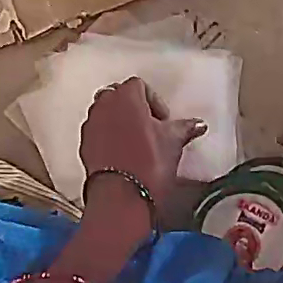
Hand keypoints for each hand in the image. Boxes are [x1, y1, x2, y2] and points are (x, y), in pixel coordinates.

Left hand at [79, 78, 204, 225]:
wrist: (122, 197)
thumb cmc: (149, 163)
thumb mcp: (173, 141)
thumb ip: (185, 127)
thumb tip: (198, 124)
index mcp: (126, 97)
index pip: (138, 85)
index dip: (154, 101)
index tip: (163, 120)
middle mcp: (103, 106)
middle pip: (118, 95)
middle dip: (133, 108)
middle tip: (150, 127)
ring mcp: (90, 125)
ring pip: (105, 113)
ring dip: (119, 122)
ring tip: (136, 142)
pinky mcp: (84, 145)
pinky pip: (97, 132)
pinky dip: (108, 137)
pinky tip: (123, 155)